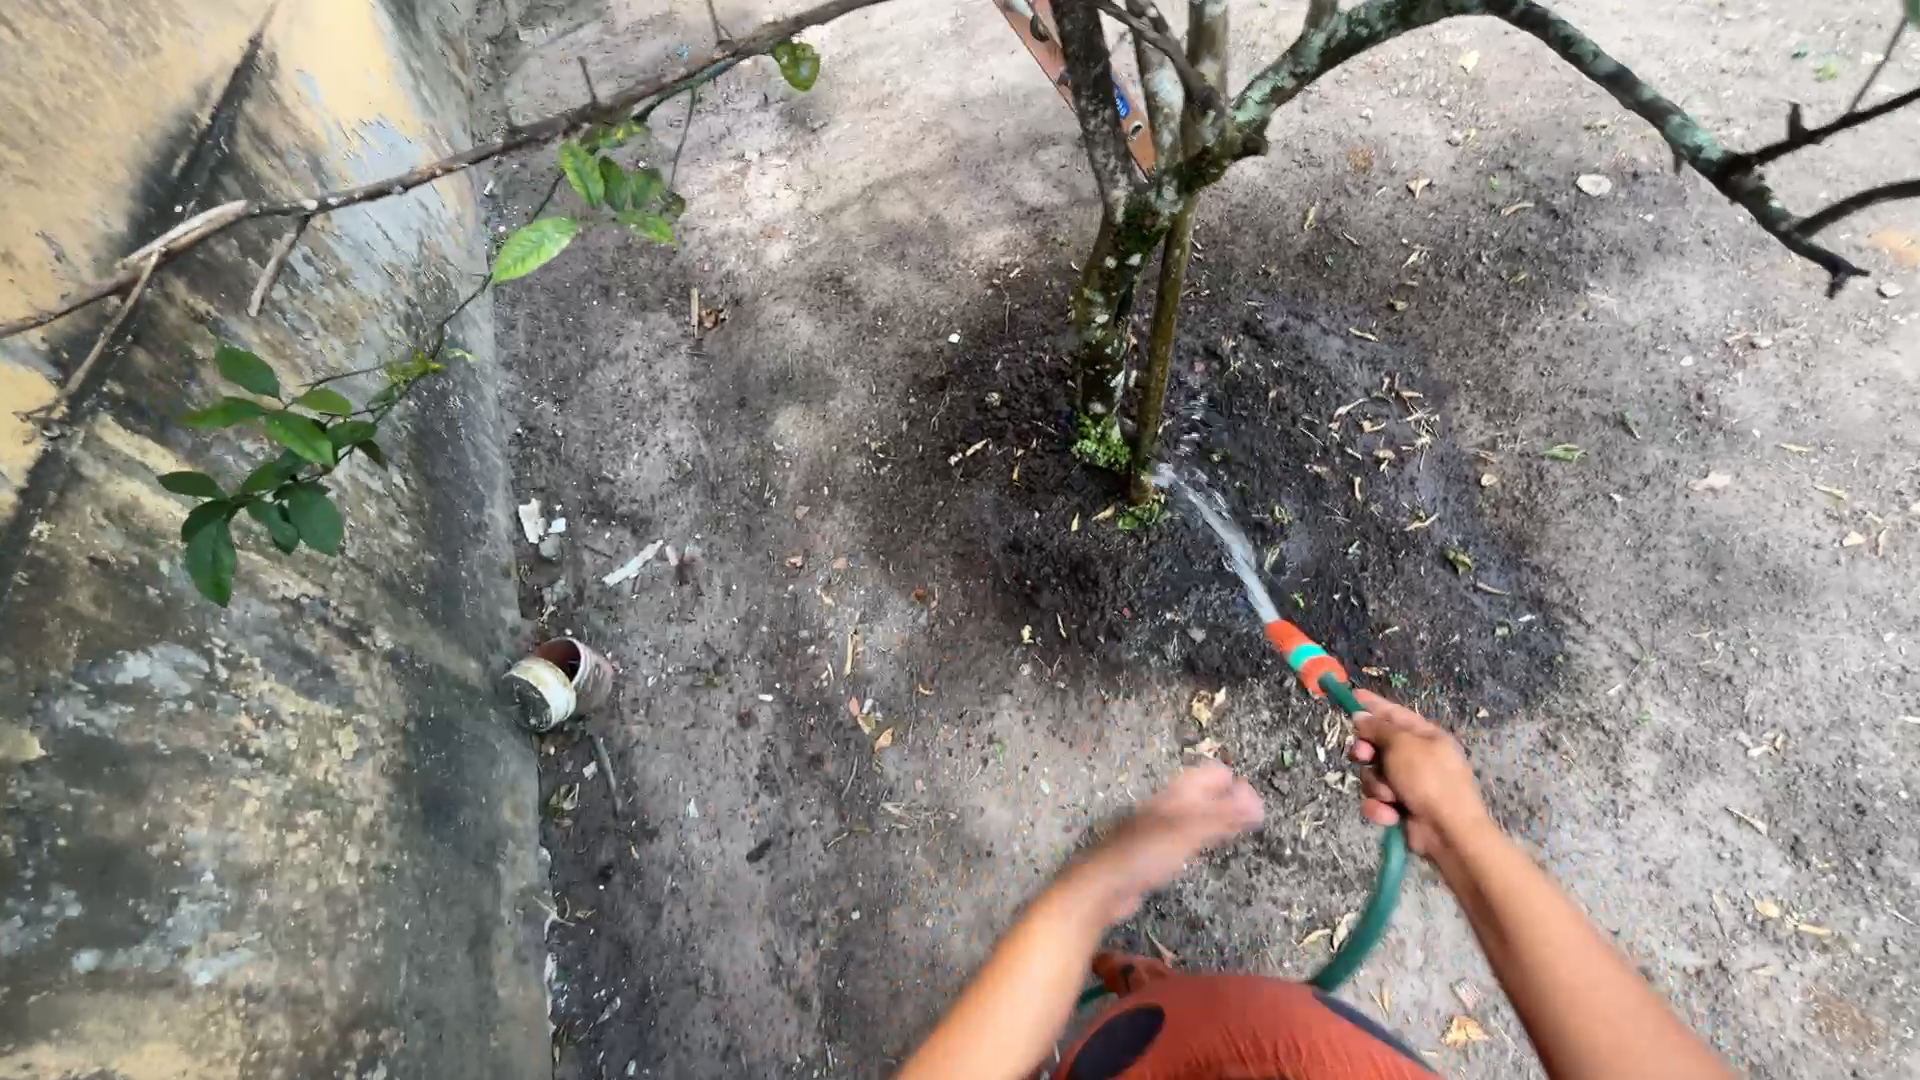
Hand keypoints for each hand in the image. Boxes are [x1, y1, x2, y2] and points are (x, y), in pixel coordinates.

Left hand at [1064, 762, 1263, 922]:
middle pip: (1199, 793)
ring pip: (1190, 814)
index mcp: (1173, 796)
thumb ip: (1221, 817)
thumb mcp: (1187, 832)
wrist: (1105, 882)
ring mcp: (1156, 828)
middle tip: (1250, 810)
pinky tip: (1200, 848)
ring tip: (1233, 825)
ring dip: (1212, 816)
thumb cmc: (1145, 853)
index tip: (1254, 799)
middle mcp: (1164, 807)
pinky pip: (1181, 836)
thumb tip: (1255, 801)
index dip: (1231, 783)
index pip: (1206, 775)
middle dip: (1224, 798)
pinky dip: (1199, 836)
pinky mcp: (1152, 851)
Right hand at [1347, 690, 1491, 858]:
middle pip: (1376, 745)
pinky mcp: (1399, 807)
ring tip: (1389, 796)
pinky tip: (1390, 814)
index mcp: (1426, 737)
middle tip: (1362, 756)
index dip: (1372, 704)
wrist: (1449, 833)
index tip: (1352, 695)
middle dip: (1366, 752)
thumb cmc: (1429, 780)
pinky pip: (1375, 799)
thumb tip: (1360, 717)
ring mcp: (1408, 784)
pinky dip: (1379, 807)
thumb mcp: (1402, 744)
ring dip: (1375, 785)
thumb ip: (1378, 728)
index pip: (1394, 713)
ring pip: (1371, 774)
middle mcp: (1417, 758)